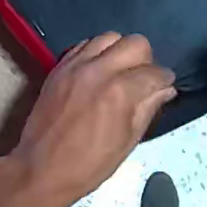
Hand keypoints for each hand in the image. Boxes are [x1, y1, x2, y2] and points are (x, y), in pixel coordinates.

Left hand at [6, 33, 175, 206]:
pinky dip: (97, 53)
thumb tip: (165, 89)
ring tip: (120, 72)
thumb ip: (148, 108)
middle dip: (146, 60)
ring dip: (120, 51)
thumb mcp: (128, 141)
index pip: (155, 72)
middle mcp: (99, 70)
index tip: (165, 87)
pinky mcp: (59, 67)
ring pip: (109, 37)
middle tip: (143, 79)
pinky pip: (85, 45)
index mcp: (120, 92)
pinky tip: (98, 72)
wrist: (41, 169)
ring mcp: (76, 65)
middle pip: (135, 43)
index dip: (165, 80)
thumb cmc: (90, 164)